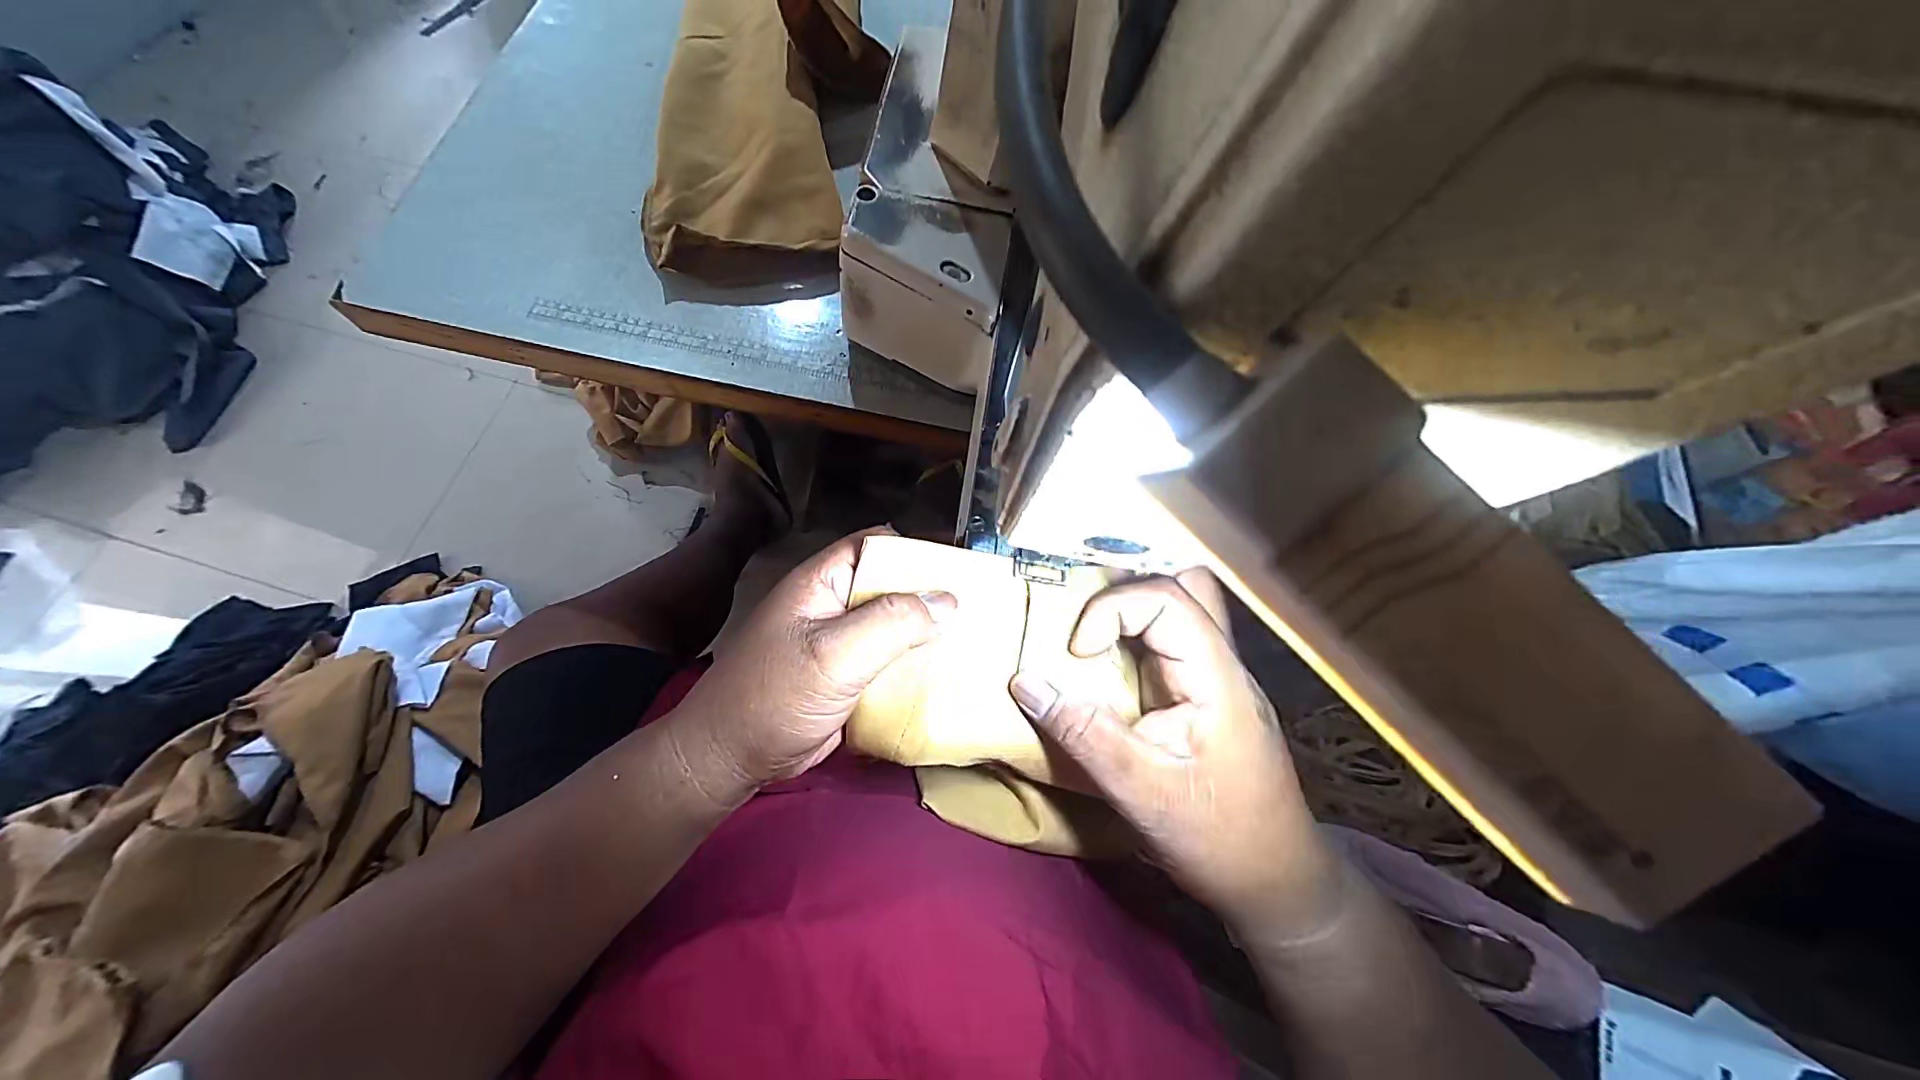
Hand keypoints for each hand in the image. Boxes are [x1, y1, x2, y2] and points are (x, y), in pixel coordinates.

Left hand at [668, 527, 954, 802]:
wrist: (731, 759)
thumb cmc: (773, 697)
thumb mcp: (834, 654)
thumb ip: (892, 623)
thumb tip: (947, 601)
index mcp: (822, 583)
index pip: (876, 546)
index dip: (916, 552)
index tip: (958, 569)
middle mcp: (833, 606)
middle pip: (890, 587)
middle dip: (929, 596)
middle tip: (977, 609)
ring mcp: (840, 643)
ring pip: (893, 627)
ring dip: (926, 635)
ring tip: (973, 640)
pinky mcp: (847, 677)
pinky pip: (888, 662)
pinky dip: (914, 666)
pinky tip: (946, 675)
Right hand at [1009, 572, 1341, 935]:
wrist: (1279, 882)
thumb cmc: (1218, 841)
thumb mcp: (1142, 793)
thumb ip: (1084, 734)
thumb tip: (1026, 683)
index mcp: (1217, 679)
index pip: (1166, 598)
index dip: (1110, 609)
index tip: (1076, 653)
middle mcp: (1225, 665)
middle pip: (1183, 586)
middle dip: (1123, 593)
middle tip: (1082, 628)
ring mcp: (1221, 678)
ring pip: (1183, 608)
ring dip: (1132, 613)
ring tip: (1091, 641)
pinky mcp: (1210, 695)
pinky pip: (1174, 642)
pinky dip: (1137, 640)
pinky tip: (1112, 669)